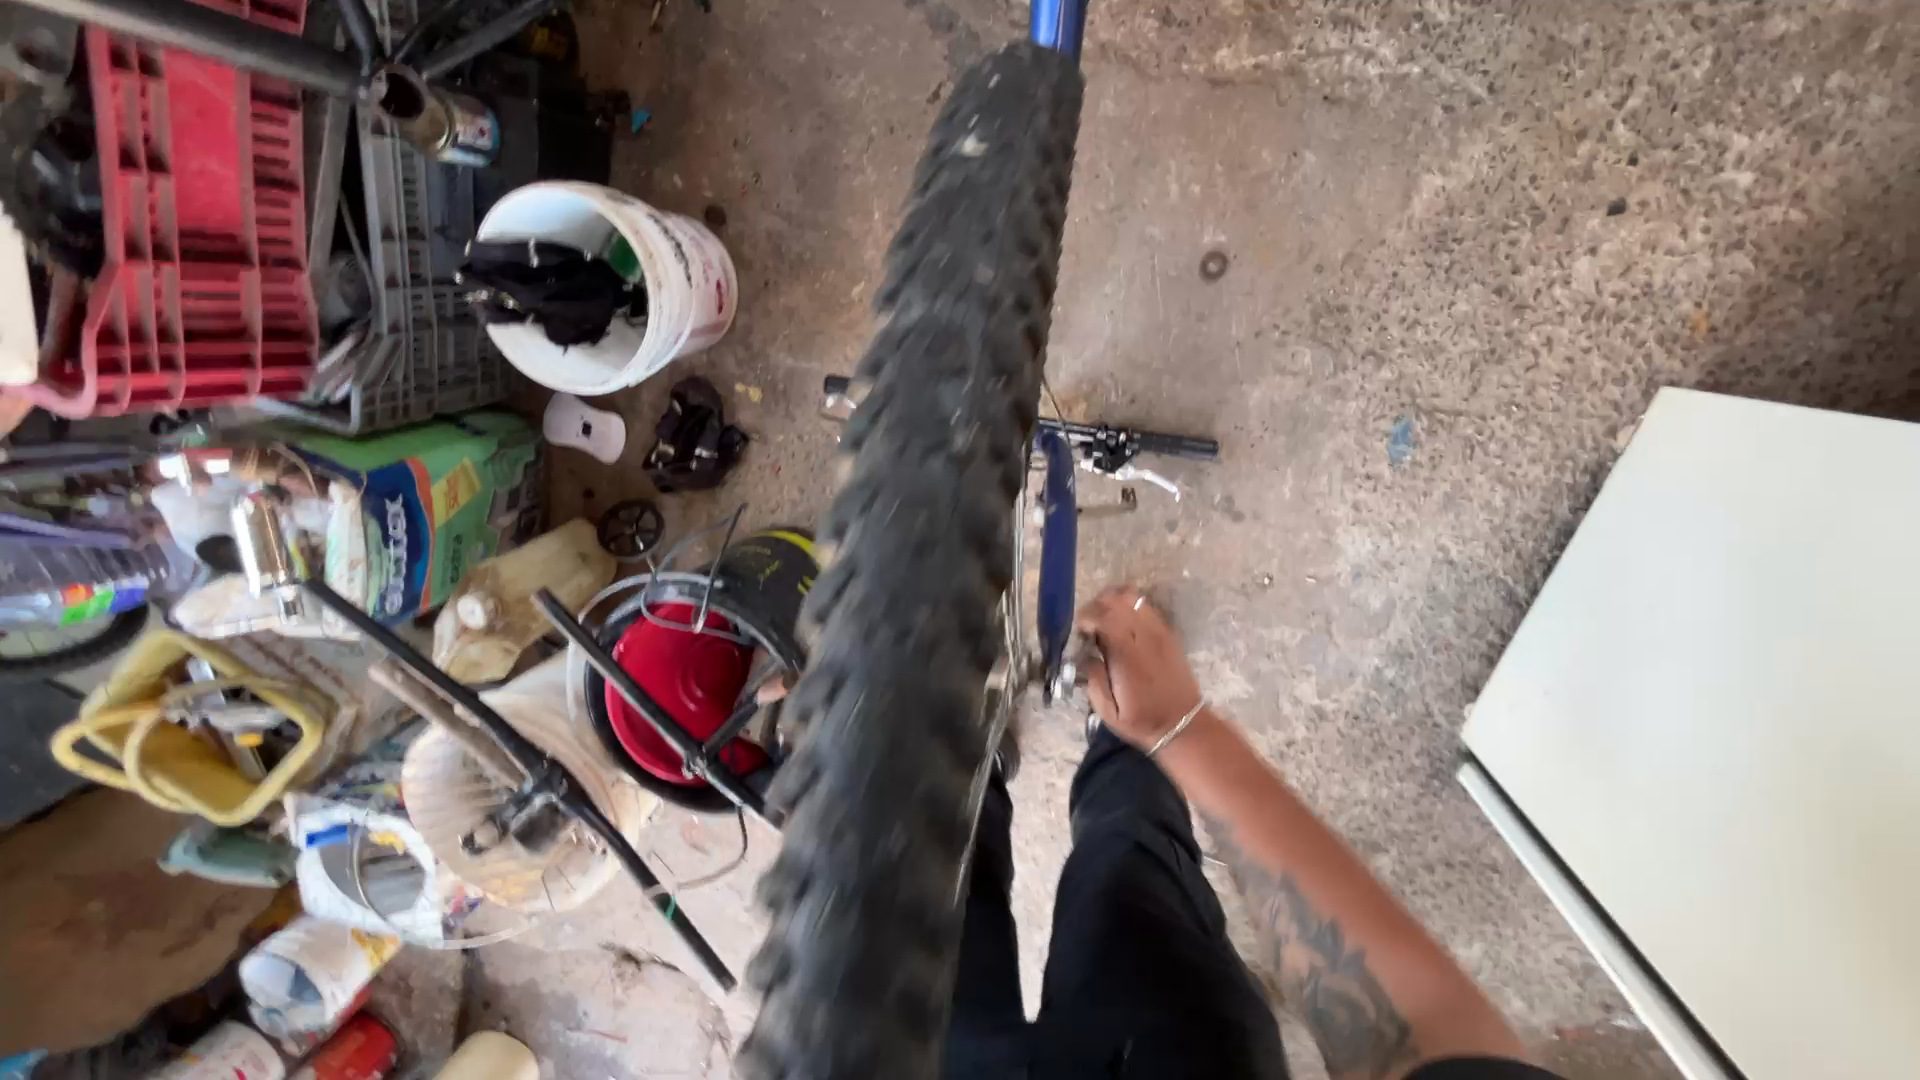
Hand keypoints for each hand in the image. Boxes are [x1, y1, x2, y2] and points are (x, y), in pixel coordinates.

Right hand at [1074, 585, 1203, 748]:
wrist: (1183, 724)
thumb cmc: (1142, 720)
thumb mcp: (1109, 713)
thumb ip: (1094, 680)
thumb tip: (1086, 655)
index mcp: (1128, 657)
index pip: (1105, 617)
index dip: (1087, 618)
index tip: (1080, 632)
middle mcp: (1145, 638)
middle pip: (1117, 601)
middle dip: (1097, 607)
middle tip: (1089, 626)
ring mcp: (1160, 632)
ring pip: (1133, 597)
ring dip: (1113, 602)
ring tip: (1105, 620)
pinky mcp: (1168, 633)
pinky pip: (1146, 606)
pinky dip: (1129, 607)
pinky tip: (1123, 623)